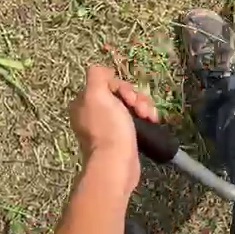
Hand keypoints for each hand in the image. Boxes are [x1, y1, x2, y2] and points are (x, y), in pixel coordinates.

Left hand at [68, 63, 159, 180]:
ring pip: (131, 105)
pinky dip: (145, 118)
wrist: (117, 162)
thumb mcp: (97, 94)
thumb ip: (97, 75)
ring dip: (143, 106)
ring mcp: (108, 126)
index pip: (107, 83)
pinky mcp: (122, 136)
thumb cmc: (108, 128)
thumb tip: (105, 71)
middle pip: (120, 94)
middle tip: (140, 109)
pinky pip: (135, 119)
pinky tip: (151, 121)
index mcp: (83, 103)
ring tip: (149, 117)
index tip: (128, 98)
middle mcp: (93, 113)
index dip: (122, 87)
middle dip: (135, 98)